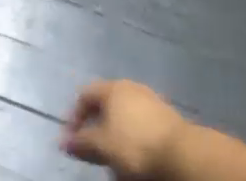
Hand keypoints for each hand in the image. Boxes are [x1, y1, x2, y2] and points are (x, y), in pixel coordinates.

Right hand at [61, 80, 186, 178]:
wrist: (182, 153)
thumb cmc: (134, 144)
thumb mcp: (102, 146)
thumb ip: (81, 142)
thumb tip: (62, 141)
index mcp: (112, 88)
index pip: (85, 95)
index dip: (75, 116)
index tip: (72, 139)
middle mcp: (131, 87)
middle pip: (106, 105)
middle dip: (97, 128)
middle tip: (93, 149)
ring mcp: (151, 99)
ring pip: (125, 116)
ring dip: (115, 135)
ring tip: (114, 157)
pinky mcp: (166, 116)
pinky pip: (141, 125)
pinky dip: (133, 138)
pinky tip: (135, 155)